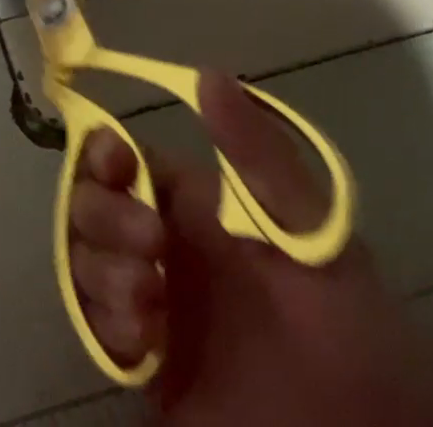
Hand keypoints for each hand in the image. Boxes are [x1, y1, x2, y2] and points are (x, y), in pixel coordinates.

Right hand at [68, 73, 432, 425]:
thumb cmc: (347, 322)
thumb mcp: (311, 231)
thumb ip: (257, 156)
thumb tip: (208, 75)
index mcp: (200, 206)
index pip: (126, 160)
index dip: (105, 153)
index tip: (114, 163)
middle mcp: (166, 245)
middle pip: (92, 205)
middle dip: (102, 216)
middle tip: (147, 248)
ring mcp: (152, 301)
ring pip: (85, 261)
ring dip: (101, 271)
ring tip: (147, 307)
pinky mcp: (144, 358)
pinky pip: (95, 325)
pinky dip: (104, 324)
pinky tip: (144, 343)